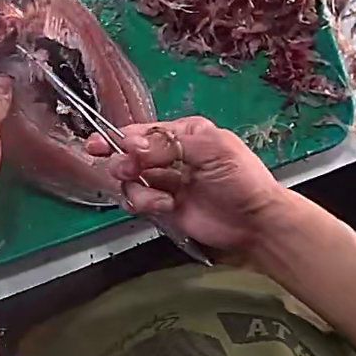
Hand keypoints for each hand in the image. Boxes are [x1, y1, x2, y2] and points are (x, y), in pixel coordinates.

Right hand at [84, 117, 290, 255]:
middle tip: (129, 171)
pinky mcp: (165, 207)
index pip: (144, 132)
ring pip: (131, 180)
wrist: (255, 222)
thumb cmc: (242, 180)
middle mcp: (172, 156)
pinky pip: (139, 201)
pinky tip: (165, 206)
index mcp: (185, 134)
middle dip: (125, 163)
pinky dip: (145, 204)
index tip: (100, 145)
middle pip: (130, 155)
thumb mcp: (211, 149)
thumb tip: (130, 144)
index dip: (121, 138)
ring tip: (160, 198)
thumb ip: (170, 144)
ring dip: (138, 189)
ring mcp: (167, 182)